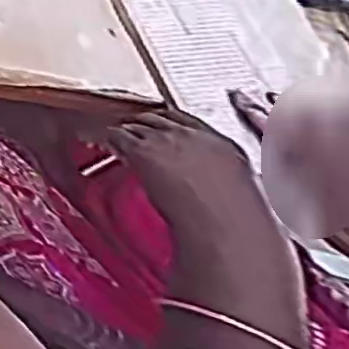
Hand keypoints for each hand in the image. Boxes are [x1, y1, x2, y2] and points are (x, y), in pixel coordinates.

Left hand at [106, 110, 270, 244]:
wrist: (227, 230)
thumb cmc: (237, 218)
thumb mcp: (236, 181)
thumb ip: (212, 163)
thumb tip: (189, 162)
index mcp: (223, 144)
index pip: (184, 119)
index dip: (165, 122)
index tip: (155, 127)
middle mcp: (192, 136)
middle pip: (154, 118)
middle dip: (141, 126)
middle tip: (133, 136)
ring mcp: (165, 141)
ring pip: (133, 125)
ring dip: (127, 134)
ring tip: (123, 145)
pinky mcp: (142, 150)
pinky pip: (117, 135)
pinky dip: (112, 140)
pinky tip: (115, 150)